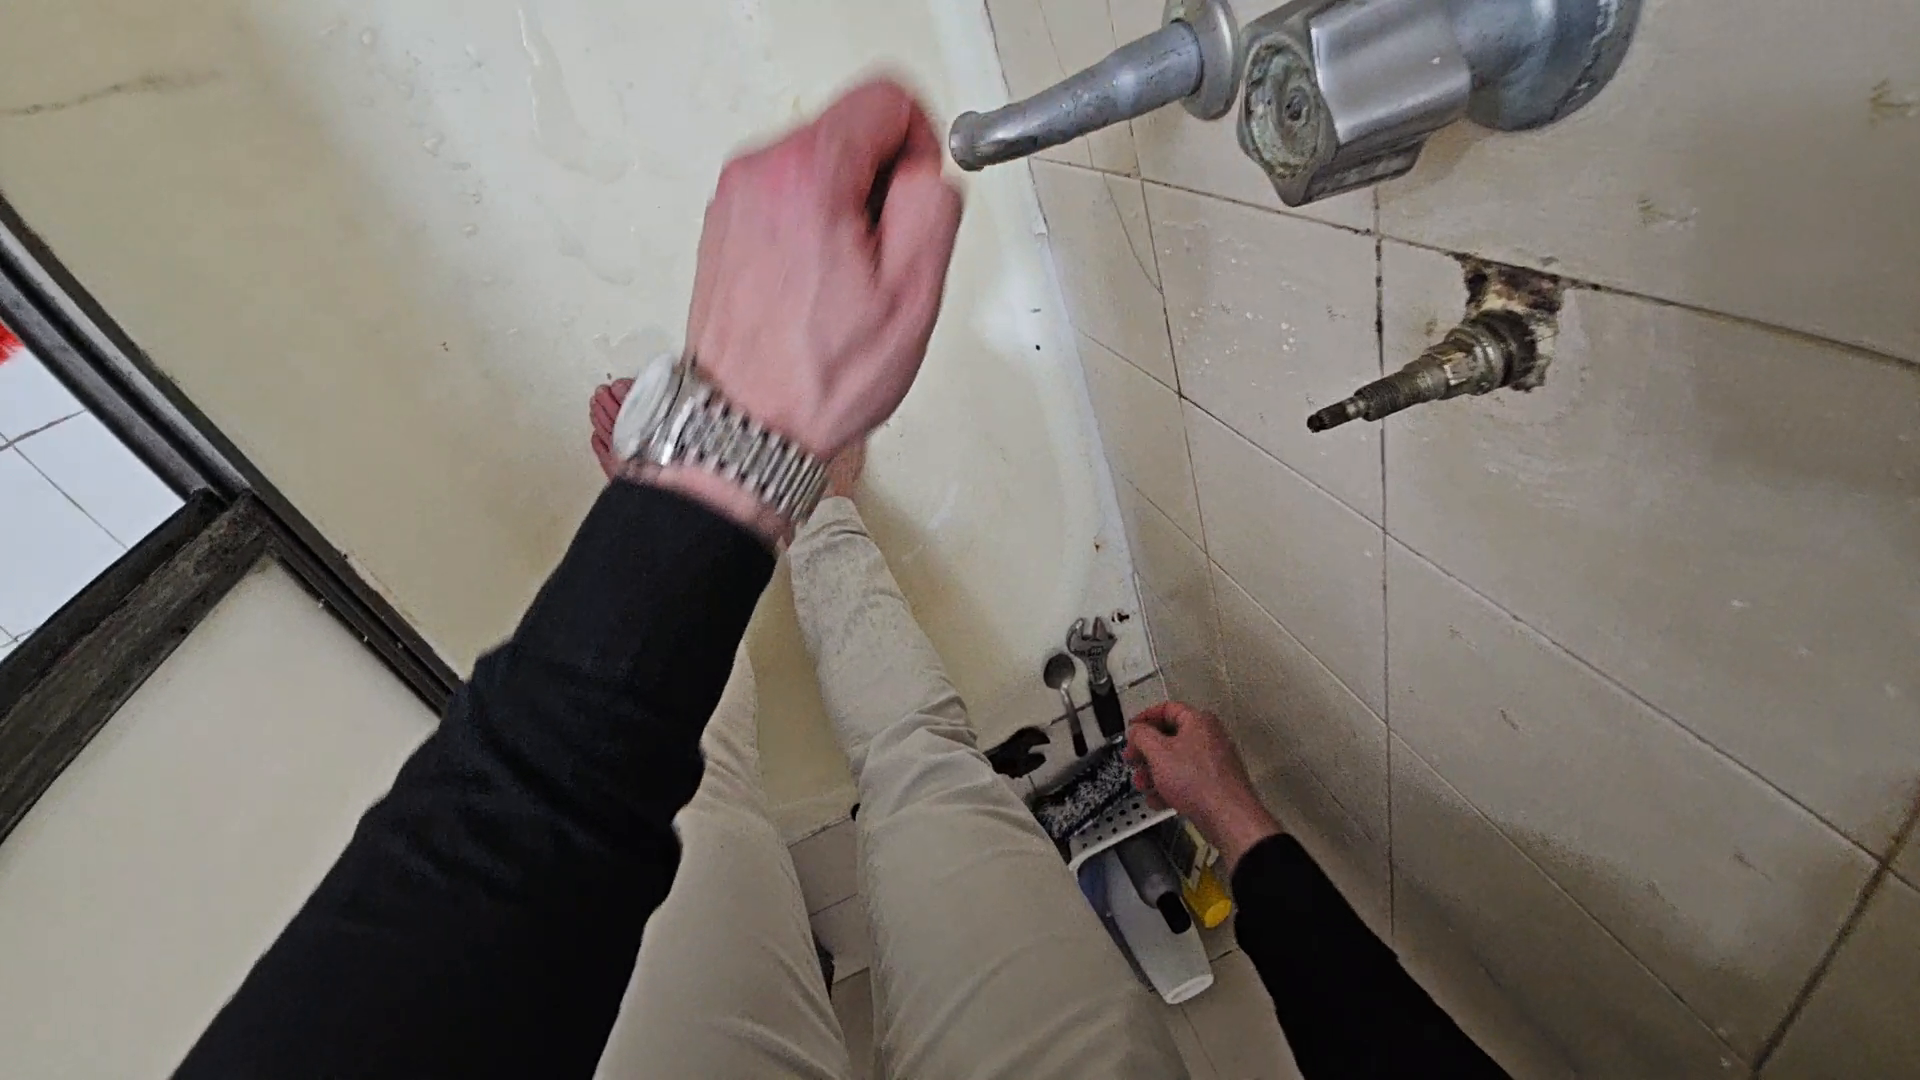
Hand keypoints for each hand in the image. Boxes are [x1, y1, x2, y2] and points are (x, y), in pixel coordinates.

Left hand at [685, 77, 963, 460]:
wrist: (749, 426)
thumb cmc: (819, 379)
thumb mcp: (913, 295)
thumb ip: (934, 206)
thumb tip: (927, 173)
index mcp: (809, 176)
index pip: (886, 99)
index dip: (921, 145)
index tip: (919, 194)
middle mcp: (760, 175)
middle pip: (850, 133)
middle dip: (883, 188)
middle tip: (883, 261)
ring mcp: (736, 202)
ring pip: (820, 170)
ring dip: (849, 215)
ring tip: (847, 286)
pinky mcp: (727, 229)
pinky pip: (789, 204)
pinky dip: (815, 233)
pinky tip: (819, 289)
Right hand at [1125, 703, 1282, 873]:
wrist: (1228, 819)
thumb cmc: (1198, 782)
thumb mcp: (1158, 752)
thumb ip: (1141, 735)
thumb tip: (1135, 730)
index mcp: (1199, 722)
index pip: (1167, 709)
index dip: (1145, 718)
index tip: (1131, 729)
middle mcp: (1209, 738)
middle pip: (1169, 737)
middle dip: (1146, 752)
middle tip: (1132, 760)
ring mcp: (1213, 762)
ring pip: (1175, 761)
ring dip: (1154, 773)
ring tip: (1142, 785)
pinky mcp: (1214, 784)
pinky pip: (1186, 780)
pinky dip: (1169, 787)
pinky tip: (1158, 800)